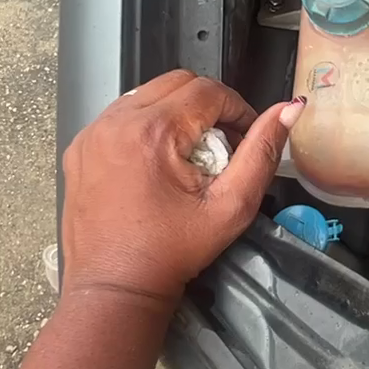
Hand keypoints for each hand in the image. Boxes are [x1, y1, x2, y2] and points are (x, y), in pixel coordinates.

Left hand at [61, 70, 303, 302]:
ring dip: (178, 111)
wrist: (115, 286)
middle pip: (177, 82)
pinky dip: (148, 124)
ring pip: (148, 93)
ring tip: (192, 152)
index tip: (245, 139)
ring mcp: (92, 133)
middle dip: (209, 105)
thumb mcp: (232, 205)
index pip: (209, 91)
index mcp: (153, 131)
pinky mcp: (79, 147)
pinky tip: (159, 160)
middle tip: (223, 144)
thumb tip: (289, 109)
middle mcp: (116, 121)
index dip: (237, 109)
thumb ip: (262, 152)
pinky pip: (122, 114)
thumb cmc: (175, 250)